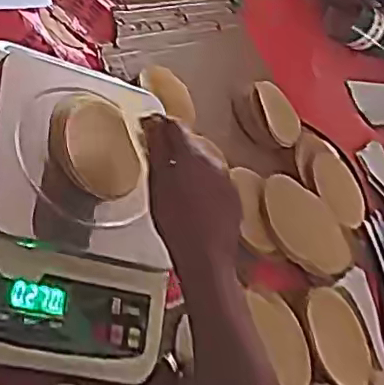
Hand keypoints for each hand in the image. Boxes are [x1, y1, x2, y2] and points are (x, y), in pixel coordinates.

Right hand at [142, 115, 238, 268]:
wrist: (207, 260)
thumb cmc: (175, 221)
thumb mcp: (157, 182)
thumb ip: (156, 148)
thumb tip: (152, 124)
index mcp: (191, 153)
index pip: (175, 125)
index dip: (160, 124)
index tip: (149, 128)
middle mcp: (213, 160)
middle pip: (190, 142)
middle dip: (175, 145)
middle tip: (159, 158)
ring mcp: (226, 179)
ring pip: (204, 161)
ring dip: (190, 164)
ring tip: (175, 182)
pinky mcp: (234, 198)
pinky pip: (215, 180)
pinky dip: (203, 182)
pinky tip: (193, 199)